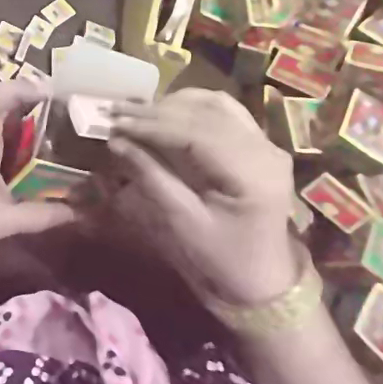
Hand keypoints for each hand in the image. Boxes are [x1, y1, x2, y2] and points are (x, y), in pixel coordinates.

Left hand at [0, 80, 76, 254]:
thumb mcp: (1, 223)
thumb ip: (40, 216)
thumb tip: (77, 211)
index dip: (18, 89)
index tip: (48, 92)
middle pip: (0, 106)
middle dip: (31, 106)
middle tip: (64, 117)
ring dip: (19, 123)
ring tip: (50, 137)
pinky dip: (4, 136)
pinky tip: (21, 155)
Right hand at [108, 89, 300, 305]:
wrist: (262, 279)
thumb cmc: (222, 259)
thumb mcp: (184, 222)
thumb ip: (152, 177)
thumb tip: (117, 142)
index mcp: (253, 173)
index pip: (197, 132)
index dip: (152, 125)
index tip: (115, 123)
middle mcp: (266, 149)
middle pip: (207, 113)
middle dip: (157, 111)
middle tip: (115, 112)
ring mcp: (267, 143)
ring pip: (216, 104)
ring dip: (174, 104)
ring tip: (138, 112)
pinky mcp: (260, 144)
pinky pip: (225, 112)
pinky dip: (192, 108)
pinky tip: (166, 113)